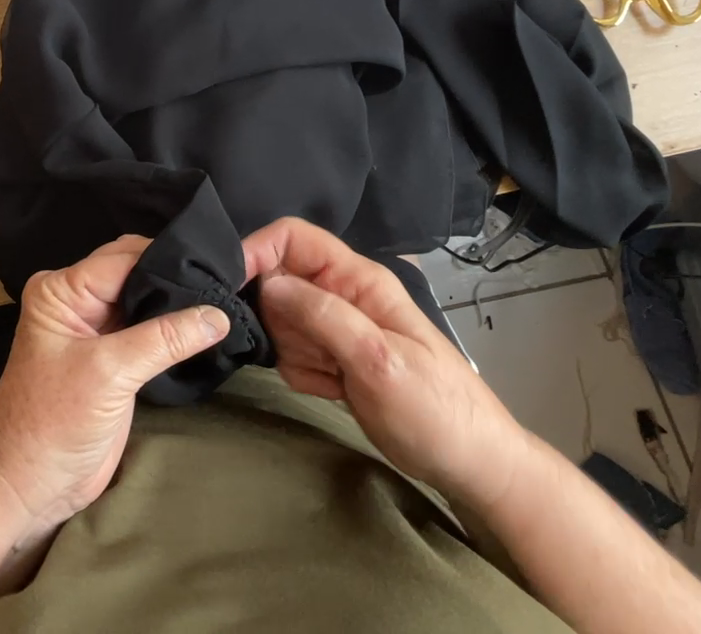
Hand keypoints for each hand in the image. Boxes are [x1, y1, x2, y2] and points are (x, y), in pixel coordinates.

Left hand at [0, 236, 229, 533]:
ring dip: (178, 302)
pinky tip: (207, 327)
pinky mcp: (112, 357)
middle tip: (229, 282)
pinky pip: (148, 329)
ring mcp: (94, 329)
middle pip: (134, 273)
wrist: (32, 486)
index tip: (219, 264)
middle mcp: (75, 300)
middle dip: (176, 277)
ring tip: (226, 300)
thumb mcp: (109, 373)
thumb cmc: (54, 424)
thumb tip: (218, 315)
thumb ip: (163, 339)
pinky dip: (173, 328)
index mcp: (60, 290)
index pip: (122, 258)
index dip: (167, 259)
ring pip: (144, 300)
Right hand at [244, 218, 532, 508]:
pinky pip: (289, 353)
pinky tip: (335, 390)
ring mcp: (335, 327)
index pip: (292, 237)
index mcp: (357, 279)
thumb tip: (266, 283)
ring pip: (279, 321)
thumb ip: (323, 315)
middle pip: (277, 281)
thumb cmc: (435, 409)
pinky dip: (303, 373)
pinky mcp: (329, 357)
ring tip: (336, 376)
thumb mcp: (379, 360)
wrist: (468, 463)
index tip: (232, 286)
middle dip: (279, 318)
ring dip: (294, 351)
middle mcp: (342, 294)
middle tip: (316, 353)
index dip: (257, 251)